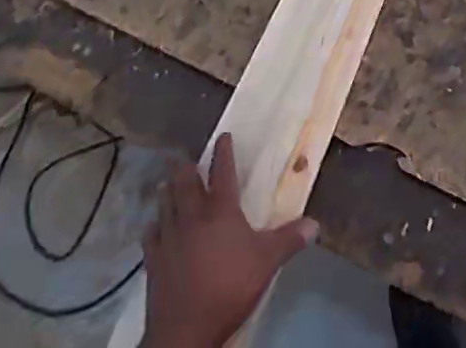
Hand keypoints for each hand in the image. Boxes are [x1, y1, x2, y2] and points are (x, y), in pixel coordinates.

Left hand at [140, 133, 317, 347]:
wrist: (185, 330)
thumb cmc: (230, 287)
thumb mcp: (267, 262)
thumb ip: (289, 240)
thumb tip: (314, 224)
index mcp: (220, 211)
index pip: (223, 173)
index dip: (224, 153)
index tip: (224, 136)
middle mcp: (192, 217)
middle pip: (186, 184)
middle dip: (185, 167)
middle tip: (183, 156)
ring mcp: (169, 238)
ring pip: (165, 205)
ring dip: (167, 191)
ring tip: (166, 182)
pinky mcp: (153, 261)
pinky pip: (151, 235)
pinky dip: (153, 225)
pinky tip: (153, 225)